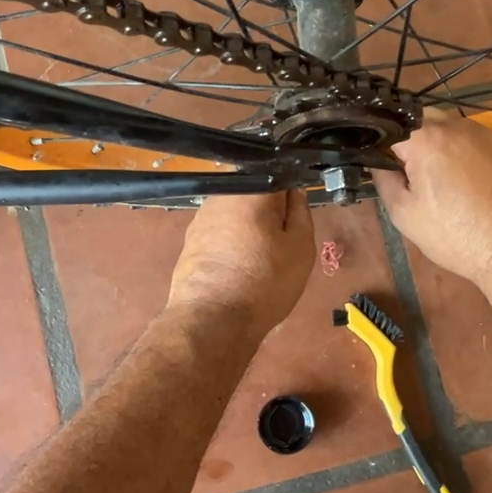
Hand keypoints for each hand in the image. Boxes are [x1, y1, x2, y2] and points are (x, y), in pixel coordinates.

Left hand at [167, 191, 314, 338]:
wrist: (213, 320)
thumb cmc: (265, 283)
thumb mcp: (300, 248)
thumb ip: (300, 212)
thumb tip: (294, 191)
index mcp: (251, 190)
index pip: (276, 172)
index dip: (290, 189)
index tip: (296, 213)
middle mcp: (222, 196)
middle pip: (252, 191)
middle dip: (267, 209)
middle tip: (281, 241)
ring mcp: (201, 218)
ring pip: (234, 212)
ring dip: (248, 226)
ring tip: (260, 259)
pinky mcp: (190, 240)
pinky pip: (219, 231)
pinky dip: (231, 243)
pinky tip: (239, 267)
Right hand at [373, 110, 491, 292]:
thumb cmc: (457, 235)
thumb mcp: (405, 215)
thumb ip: (384, 181)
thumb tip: (379, 164)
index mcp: (426, 139)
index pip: (391, 128)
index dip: (384, 149)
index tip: (388, 169)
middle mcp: (457, 125)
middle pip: (421, 121)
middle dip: (413, 142)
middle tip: (415, 177)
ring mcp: (486, 132)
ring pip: (450, 128)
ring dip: (440, 146)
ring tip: (447, 183)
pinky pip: (476, 140)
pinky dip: (466, 154)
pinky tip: (473, 184)